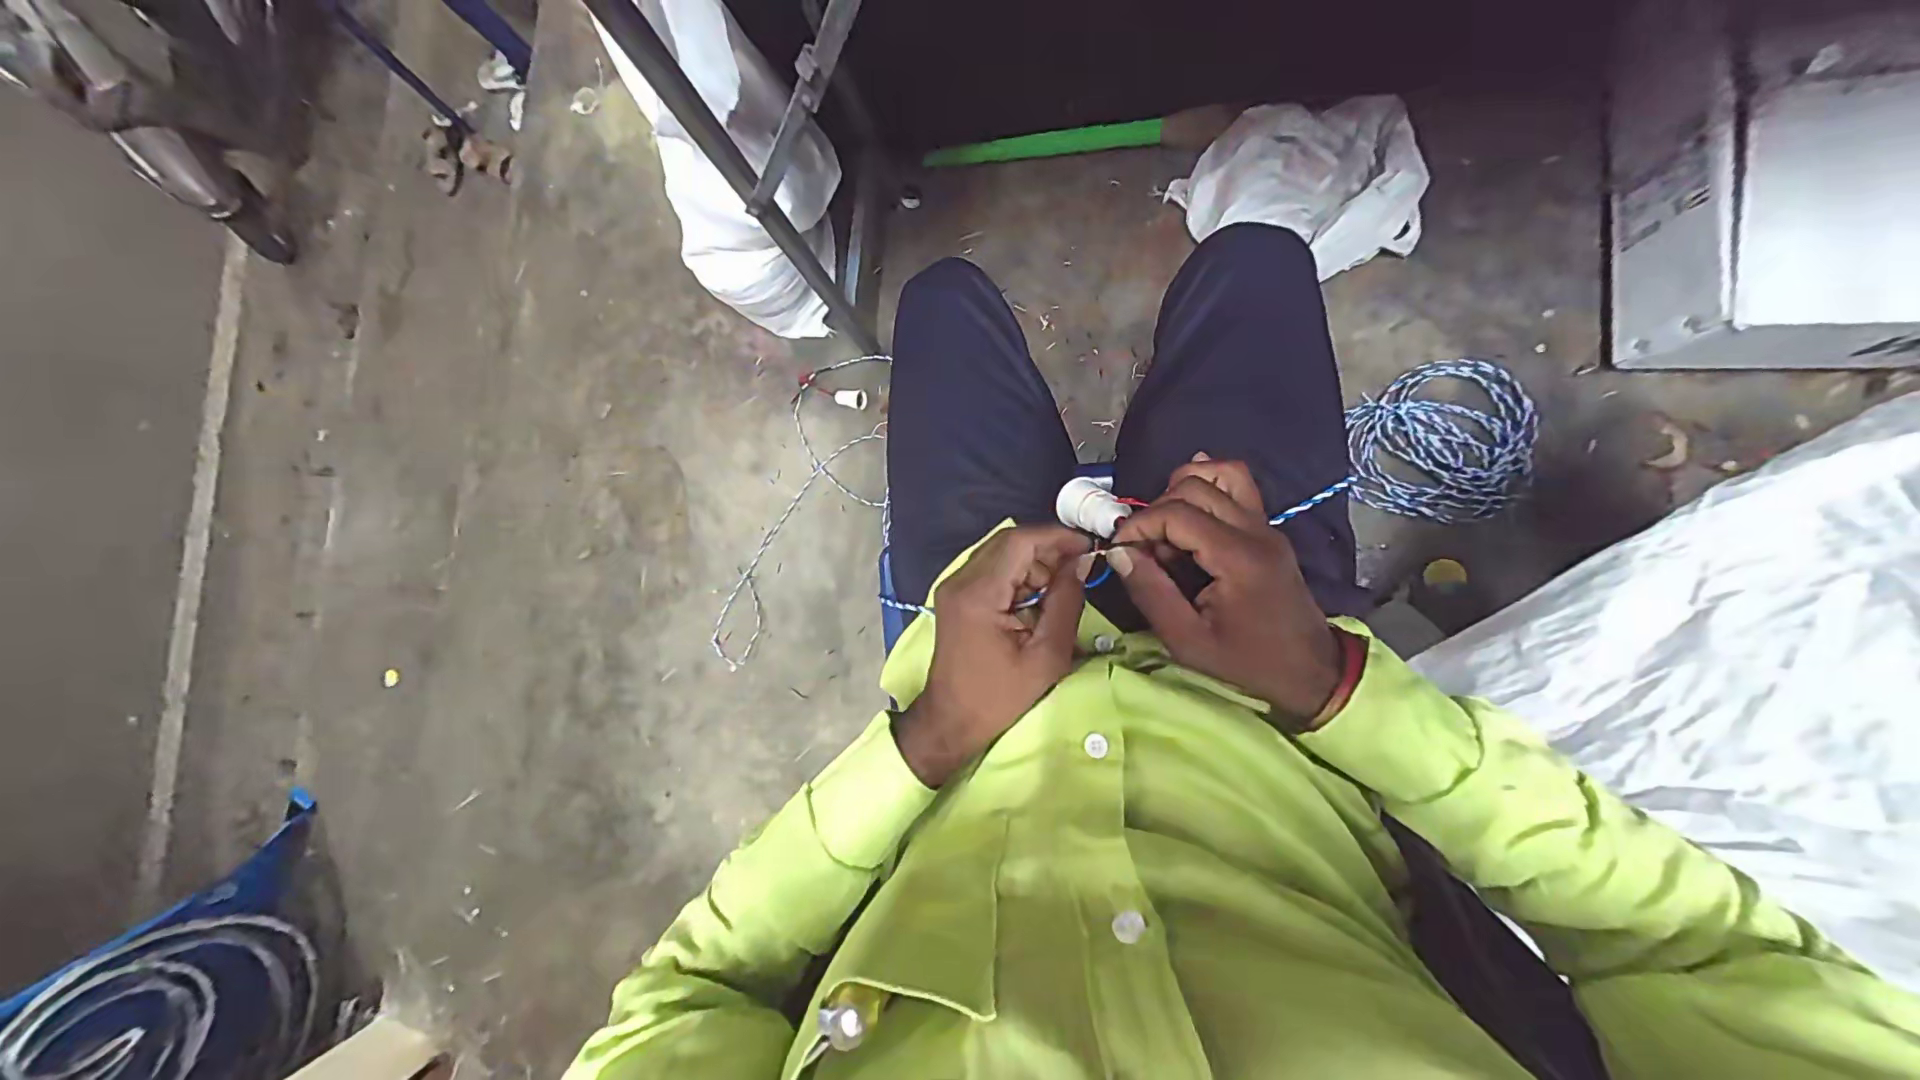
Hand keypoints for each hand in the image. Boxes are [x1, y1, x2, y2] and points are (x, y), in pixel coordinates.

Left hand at [894, 524, 1092, 786]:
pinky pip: (992, 568)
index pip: (1019, 541)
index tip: (1088, 545)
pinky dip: (1019, 574)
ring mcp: (954, 585)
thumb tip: (1082, 561)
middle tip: (1079, 568)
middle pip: (1009, 541)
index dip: (1057, 537)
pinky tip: (1039, 597)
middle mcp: (959, 580)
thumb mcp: (1046, 655)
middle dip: (1048, 549)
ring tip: (1062, 588)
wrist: (951, 721)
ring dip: (1035, 562)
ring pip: (1001, 552)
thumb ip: (1066, 602)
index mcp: (977, 593)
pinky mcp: (956, 594)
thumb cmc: (999, 697)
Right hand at [1109, 457, 1342, 719]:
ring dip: (1183, 488)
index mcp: (1237, 558)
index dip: (1138, 524)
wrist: (1310, 671)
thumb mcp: (1186, 640)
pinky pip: (1238, 486)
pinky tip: (1186, 502)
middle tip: (1144, 547)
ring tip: (1165, 524)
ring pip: (1221, 473)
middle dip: (1156, 509)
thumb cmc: (1246, 661)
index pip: (1176, 513)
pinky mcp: (1267, 530)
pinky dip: (1209, 482)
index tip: (1119, 549)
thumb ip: (1150, 592)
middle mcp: (1255, 531)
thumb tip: (1119, 553)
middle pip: (1195, 486)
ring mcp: (1266, 526)